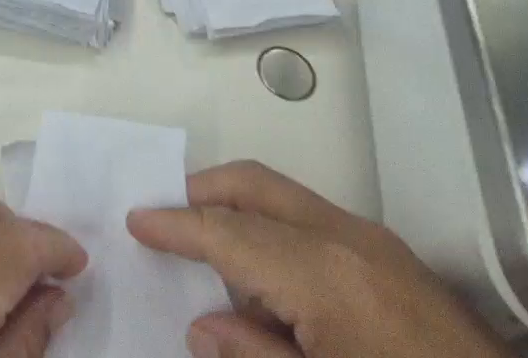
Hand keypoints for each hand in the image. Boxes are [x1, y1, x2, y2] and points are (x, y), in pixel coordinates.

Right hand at [127, 161, 509, 357]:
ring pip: (284, 195)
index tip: (136, 219)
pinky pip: (312, 217)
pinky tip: (266, 273)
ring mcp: (373, 240)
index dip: (177, 226)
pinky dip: (272, 224)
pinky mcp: (391, 254)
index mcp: (321, 274)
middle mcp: (344, 237)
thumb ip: (254, 355)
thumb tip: (201, 325)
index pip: (228, 234)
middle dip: (204, 189)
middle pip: (255, 185)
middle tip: (164, 214)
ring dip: (238, 205)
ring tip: (206, 245)